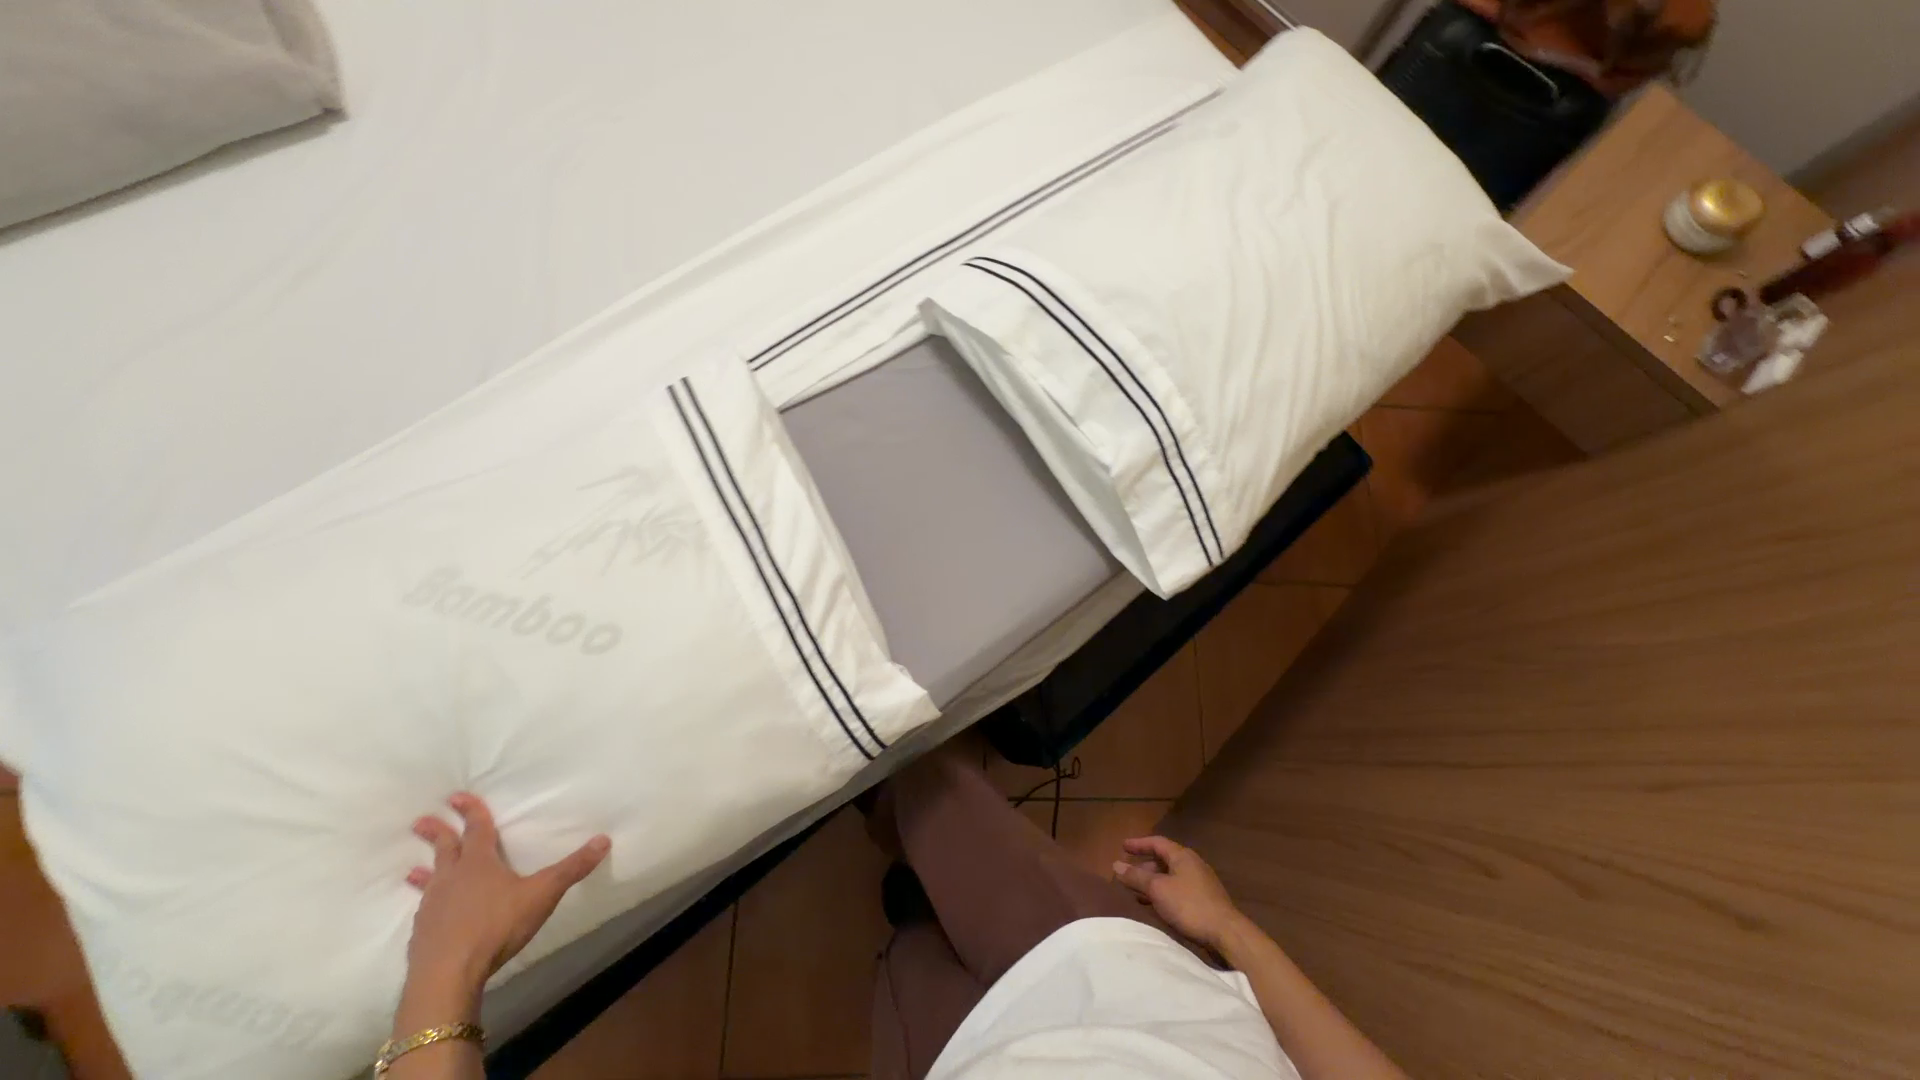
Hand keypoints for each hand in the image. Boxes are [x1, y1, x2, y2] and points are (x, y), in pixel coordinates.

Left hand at [405, 794, 610, 995]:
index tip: (457, 796)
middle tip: (420, 822)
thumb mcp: (542, 895)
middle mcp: (451, 878)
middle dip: (435, 833)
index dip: (470, 811)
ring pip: (430, 881)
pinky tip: (427, 913)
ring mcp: (432, 906)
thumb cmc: (495, 926)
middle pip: (443, 850)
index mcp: (478, 863)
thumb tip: (604, 840)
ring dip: (424, 871)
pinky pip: (424, 910)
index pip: (476, 830)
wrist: (447, 973)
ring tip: (413, 869)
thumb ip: (571, 869)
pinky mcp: (423, 933)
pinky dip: (426, 904)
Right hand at [1113, 836, 1245, 950]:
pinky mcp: (1204, 900)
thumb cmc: (1189, 905)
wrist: (1225, 933)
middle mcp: (1192, 865)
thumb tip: (1116, 865)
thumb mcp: (1158, 889)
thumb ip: (1136, 877)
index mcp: (1183, 856)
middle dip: (1144, 866)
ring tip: (1136, 891)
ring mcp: (1200, 883)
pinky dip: (1163, 893)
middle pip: (1164, 859)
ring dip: (1152, 881)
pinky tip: (1155, 905)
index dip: (1139, 844)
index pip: (1157, 842)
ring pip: (1170, 876)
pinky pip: (1177, 889)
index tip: (1122, 846)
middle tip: (1127, 873)